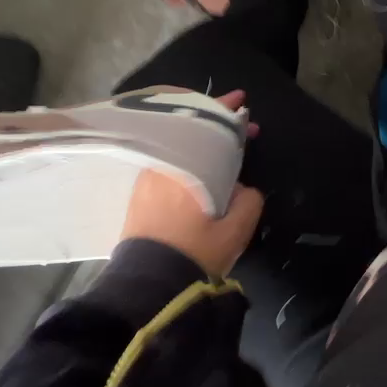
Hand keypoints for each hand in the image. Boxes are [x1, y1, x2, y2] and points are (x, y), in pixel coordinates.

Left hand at [118, 90, 263, 275]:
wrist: (147, 284)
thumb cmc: (195, 251)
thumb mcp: (237, 227)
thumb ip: (248, 199)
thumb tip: (240, 189)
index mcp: (188, 167)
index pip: (210, 127)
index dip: (229, 112)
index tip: (242, 101)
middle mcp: (163, 166)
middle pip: (191, 133)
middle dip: (217, 125)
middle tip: (242, 123)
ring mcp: (147, 180)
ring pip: (179, 149)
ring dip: (201, 143)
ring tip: (224, 147)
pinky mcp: (138, 197)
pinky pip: (168, 164)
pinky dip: (187, 158)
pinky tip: (202, 168)